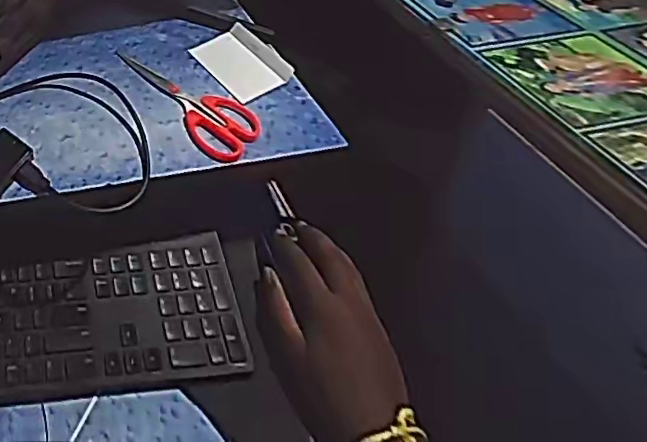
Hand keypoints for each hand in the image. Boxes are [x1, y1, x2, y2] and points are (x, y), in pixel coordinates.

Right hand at [258, 224, 407, 441]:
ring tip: (315, 238)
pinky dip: (344, 265)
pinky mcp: (380, 330)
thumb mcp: (287, 356)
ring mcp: (368, 316)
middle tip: (295, 224)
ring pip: (349, 267)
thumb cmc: (327, 399)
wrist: (377, 435)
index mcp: (323, 306)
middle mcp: (349, 304)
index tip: (270, 234)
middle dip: (310, 235)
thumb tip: (267, 276)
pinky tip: (337, 271)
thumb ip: (274, 309)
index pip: (299, 260)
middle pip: (330, 255)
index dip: (282, 242)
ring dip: (330, 247)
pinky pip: (359, 283)